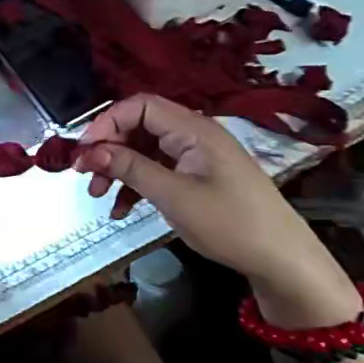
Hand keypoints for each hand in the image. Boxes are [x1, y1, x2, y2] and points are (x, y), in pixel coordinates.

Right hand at [74, 94, 357, 326]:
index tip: (82, 152)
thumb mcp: (173, 196)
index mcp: (193, 128)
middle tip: (86, 178)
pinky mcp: (200, 176)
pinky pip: (160, 169)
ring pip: (147, 150)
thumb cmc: (230, 223)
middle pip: (141, 126)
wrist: (281, 257)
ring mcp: (198, 155)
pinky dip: (138, 184)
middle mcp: (195, 134)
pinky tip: (122, 209)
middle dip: (110, 148)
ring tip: (100, 197)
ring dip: (120, 169)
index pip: (140, 106)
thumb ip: (131, 169)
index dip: (106, 123)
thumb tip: (89, 152)